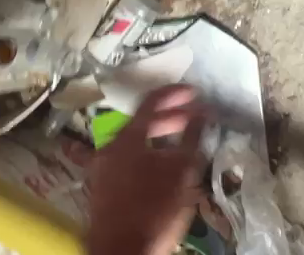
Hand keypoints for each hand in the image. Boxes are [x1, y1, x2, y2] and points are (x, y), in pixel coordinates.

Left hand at [87, 85, 208, 254]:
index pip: (152, 100)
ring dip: (159, 137)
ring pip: (134, 141)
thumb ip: (193, 136)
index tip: (196, 92)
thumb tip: (202, 112)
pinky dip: (146, 154)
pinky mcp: (101, 189)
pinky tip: (161, 168)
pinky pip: (126, 159)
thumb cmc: (154, 211)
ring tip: (181, 145)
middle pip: (142, 121)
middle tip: (193, 119)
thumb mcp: (182, 171)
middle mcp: (110, 147)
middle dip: (171, 118)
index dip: (176, 93)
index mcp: (128, 137)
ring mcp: (102, 169)